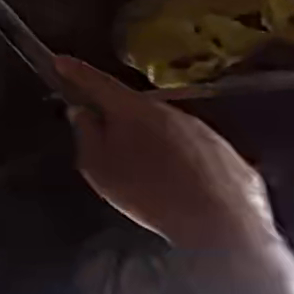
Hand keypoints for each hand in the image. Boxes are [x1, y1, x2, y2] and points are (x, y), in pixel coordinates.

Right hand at [57, 56, 278, 253]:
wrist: (224, 232)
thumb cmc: (148, 194)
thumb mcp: (98, 166)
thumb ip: (85, 134)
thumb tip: (83, 112)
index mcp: (133, 109)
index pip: (97, 81)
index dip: (76, 71)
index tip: (60, 62)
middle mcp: (171, 112)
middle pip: (136, 108)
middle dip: (120, 117)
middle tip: (109, 140)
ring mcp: (207, 134)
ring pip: (171, 131)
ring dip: (156, 143)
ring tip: (150, 175)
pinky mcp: (234, 160)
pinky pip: (201, 155)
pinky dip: (187, 165)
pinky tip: (185, 191)